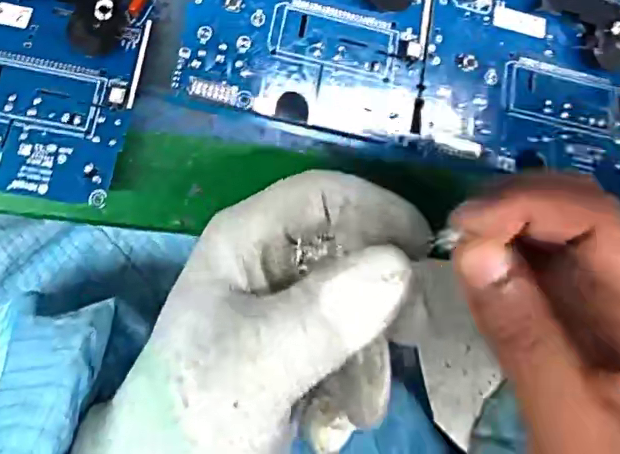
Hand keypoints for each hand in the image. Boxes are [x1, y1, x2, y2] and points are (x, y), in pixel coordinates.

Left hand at [75, 171, 430, 453]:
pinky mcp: (298, 349)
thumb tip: (399, 264)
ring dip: (367, 357)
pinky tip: (329, 424)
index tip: (422, 250)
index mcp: (247, 237)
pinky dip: (353, 384)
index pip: (321, 194)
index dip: (375, 208)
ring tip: (354, 412)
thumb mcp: (257, 360)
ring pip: (356, 302)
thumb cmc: (197, 405)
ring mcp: (284, 306)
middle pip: (347, 247)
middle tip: (410, 338)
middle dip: (378, 299)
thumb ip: (323, 314)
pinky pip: (349, 345)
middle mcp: (269, 260)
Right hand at [451, 174, 619, 453]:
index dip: (530, 206)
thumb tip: (471, 247)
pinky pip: (549, 263)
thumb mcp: (576, 437)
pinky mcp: (593, 319)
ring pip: (563, 229)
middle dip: (517, 207)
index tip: (465, 223)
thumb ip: (526, 343)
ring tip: (465, 244)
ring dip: (509, 223)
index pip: (603, 224)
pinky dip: (510, 251)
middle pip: (585, 214)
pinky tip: (483, 265)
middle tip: (460, 231)